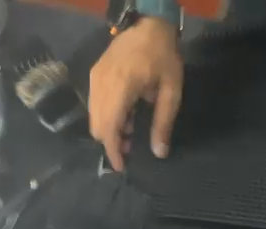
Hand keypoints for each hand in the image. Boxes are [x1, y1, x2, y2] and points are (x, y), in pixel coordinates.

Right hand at [88, 16, 183, 170]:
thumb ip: (163, 123)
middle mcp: (102, 83)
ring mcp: (96, 77)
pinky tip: (125, 117)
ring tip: (130, 132)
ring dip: (109, 130)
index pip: (109, 127)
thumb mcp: (171, 92)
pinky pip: (95, 104)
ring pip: (94, 116)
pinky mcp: (95, 74)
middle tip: (130, 149)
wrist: (150, 23)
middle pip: (97, 125)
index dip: (113, 151)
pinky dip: (107, 116)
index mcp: (121, 87)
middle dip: (111, 142)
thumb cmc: (164, 56)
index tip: (121, 167)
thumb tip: (159, 153)